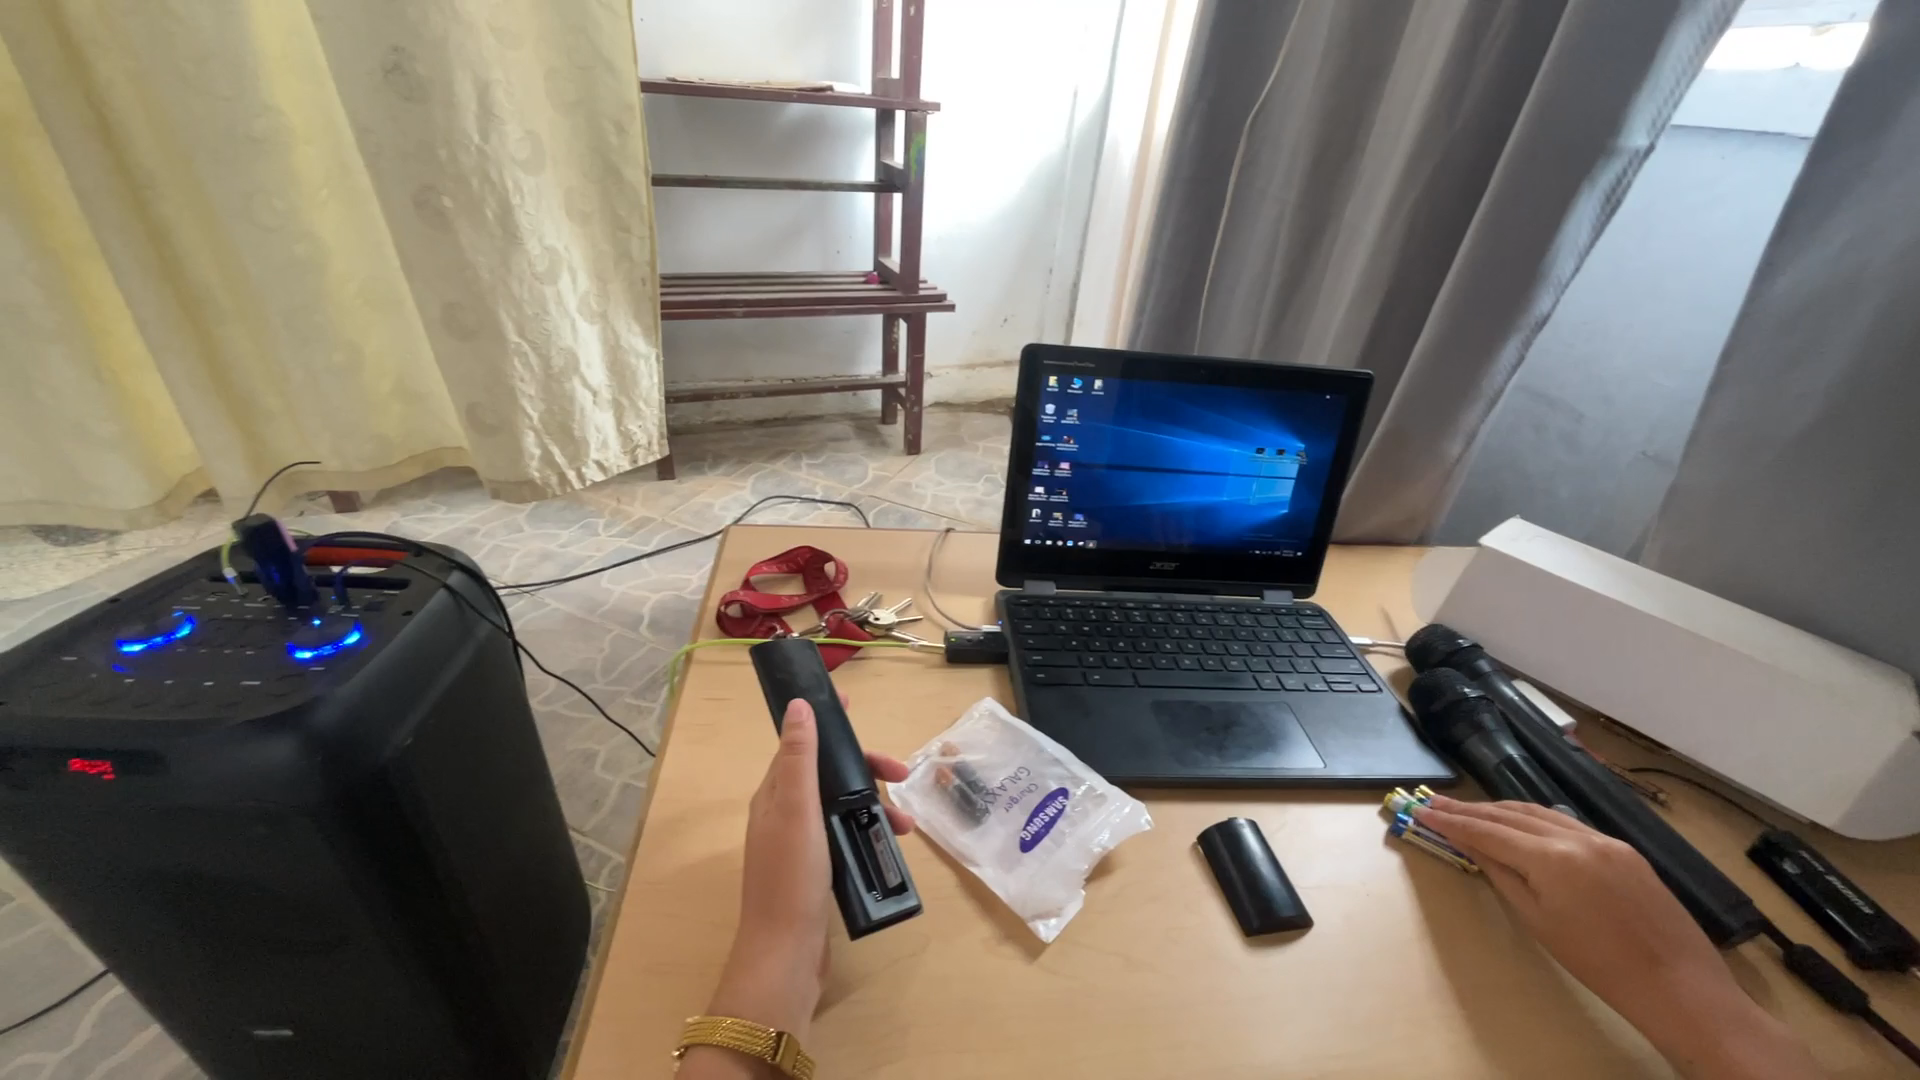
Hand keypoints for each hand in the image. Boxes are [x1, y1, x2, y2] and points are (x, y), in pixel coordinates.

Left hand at [704, 696, 911, 1041]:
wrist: (786, 951)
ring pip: (841, 805)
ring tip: (905, 822)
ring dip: (874, 802)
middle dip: (865, 767)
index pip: (801, 744)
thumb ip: (800, 756)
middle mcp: (785, 813)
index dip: (825, 722)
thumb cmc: (791, 874)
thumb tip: (798, 705)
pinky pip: (846, 832)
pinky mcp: (816, 868)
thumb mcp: (797, 808)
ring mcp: (800, 842)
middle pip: (828, 774)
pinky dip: (868, 829)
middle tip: (902, 772)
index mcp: (775, 794)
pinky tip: (892, 841)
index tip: (848, 700)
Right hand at [1415, 796, 1819, 1079]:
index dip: (1449, 821)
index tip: (1419, 810)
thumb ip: (1501, 875)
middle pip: (1509, 815)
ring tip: (1468, 809)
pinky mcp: (1624, 850)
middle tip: (1434, 803)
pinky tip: (1518, 823)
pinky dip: (1533, 819)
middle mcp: (1576, 837)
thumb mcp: (1537, 920)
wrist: (1681, 988)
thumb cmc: (1598, 964)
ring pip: (1538, 812)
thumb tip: (1473, 846)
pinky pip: (1566, 823)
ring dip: (1499, 810)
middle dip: (1469, 810)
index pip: (1486, 831)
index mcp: (1551, 858)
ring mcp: (1603, 840)